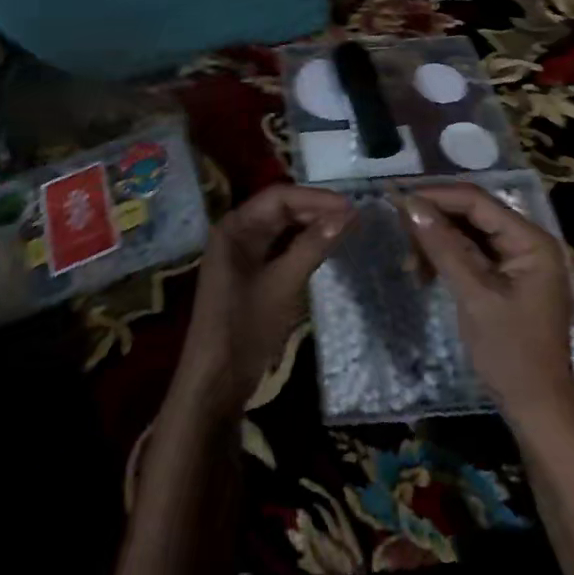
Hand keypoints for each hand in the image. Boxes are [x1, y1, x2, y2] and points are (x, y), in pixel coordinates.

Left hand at [175, 185, 353, 413]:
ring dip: (311, 226)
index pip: (278, 196)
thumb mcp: (283, 284)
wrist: (216, 378)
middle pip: (279, 209)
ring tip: (349, 230)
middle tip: (357, 218)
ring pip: (280, 228)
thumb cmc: (245, 327)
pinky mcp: (249, 273)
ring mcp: (240, 253)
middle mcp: (234, 232)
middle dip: (316, 210)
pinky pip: (278, 248)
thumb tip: (348, 214)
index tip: (353, 207)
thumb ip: (313, 246)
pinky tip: (327, 249)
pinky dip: (301, 246)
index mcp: (233, 227)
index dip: (316, 198)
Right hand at [391, 184, 573, 422]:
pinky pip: (468, 252)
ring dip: (434, 241)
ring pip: (466, 232)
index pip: (477, 201)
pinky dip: (443, 257)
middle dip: (433, 219)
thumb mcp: (473, 295)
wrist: (535, 402)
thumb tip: (410, 205)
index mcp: (532, 241)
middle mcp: (527, 242)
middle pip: (472, 213)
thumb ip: (443, 247)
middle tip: (396, 230)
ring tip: (410, 262)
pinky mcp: (504, 275)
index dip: (436, 196)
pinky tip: (423, 273)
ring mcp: (516, 259)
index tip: (395, 200)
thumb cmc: (510, 351)